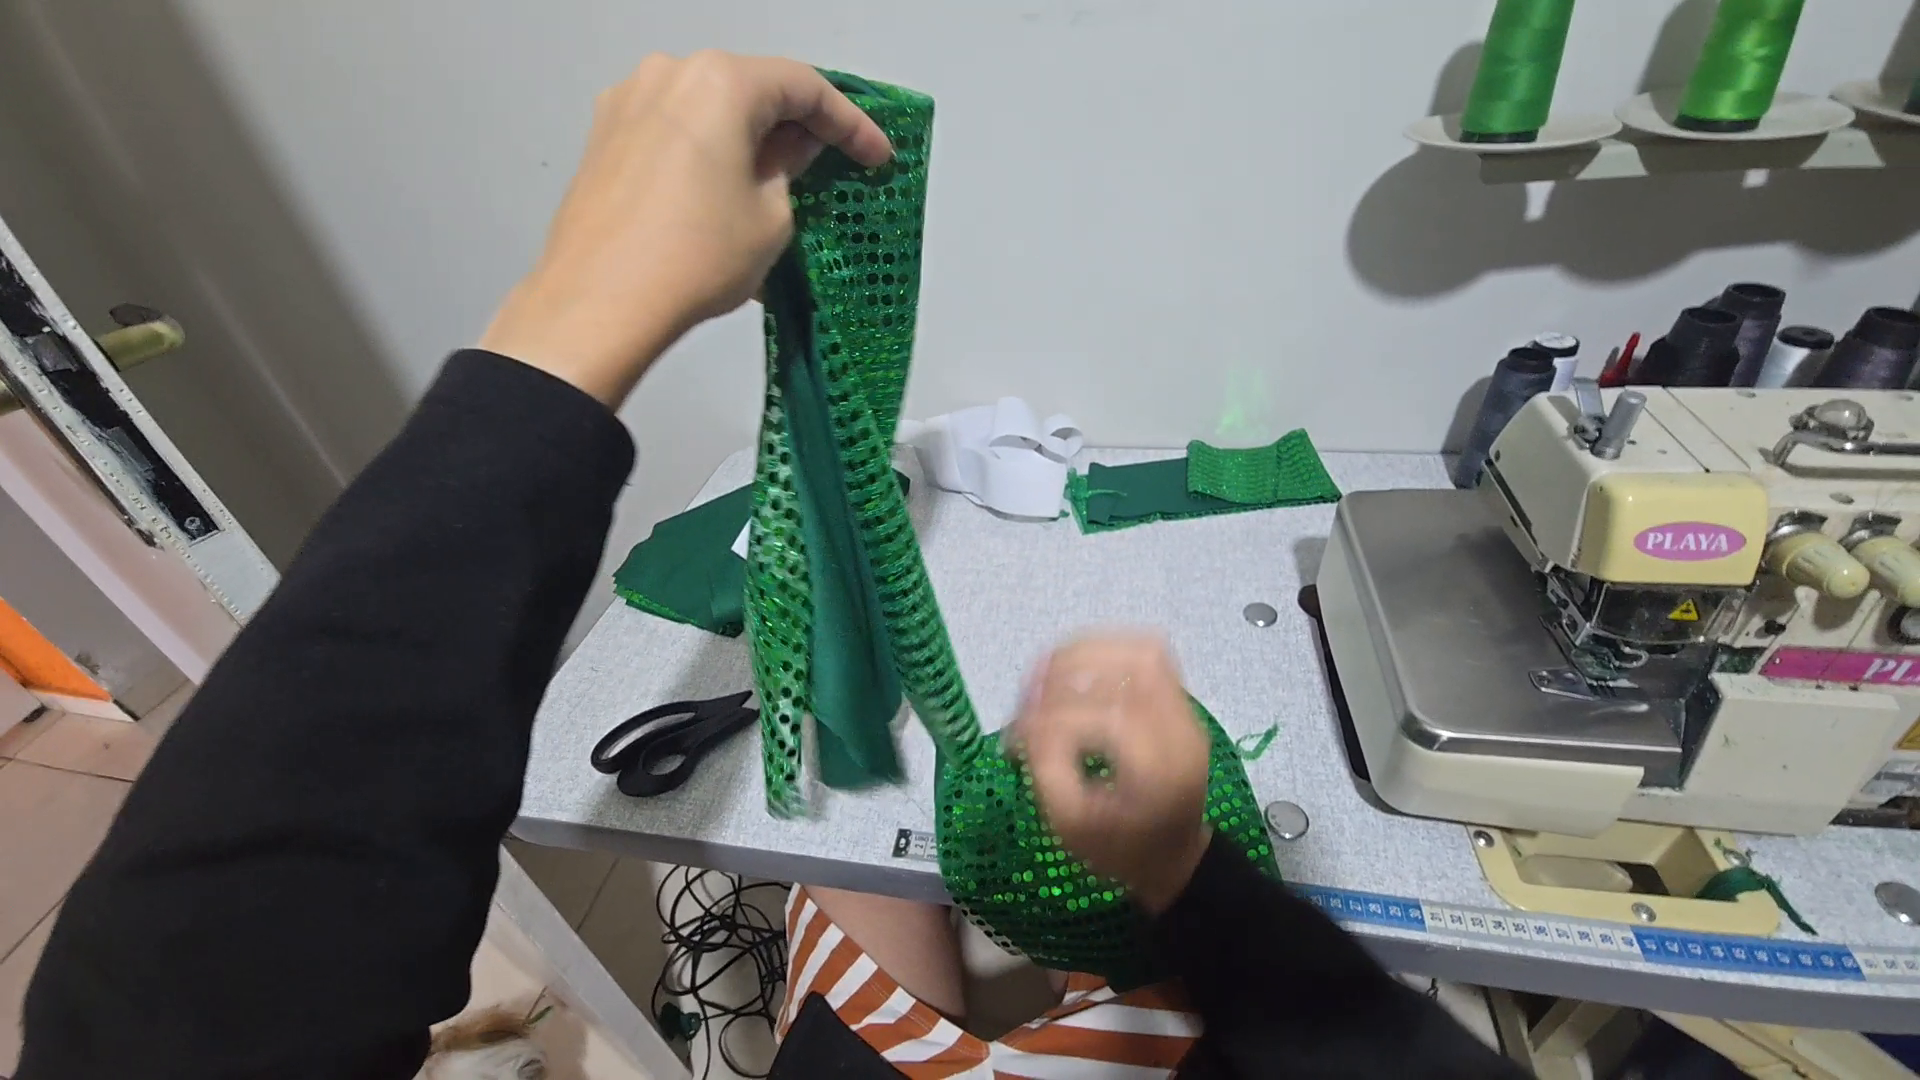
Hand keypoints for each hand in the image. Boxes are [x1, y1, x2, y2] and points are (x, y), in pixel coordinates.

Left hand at [480, 51, 891, 405]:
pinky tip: (726, 195)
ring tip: (777, 188)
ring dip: (750, 143)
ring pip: (710, 112)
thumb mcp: (772, 218)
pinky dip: (711, 156)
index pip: (803, 87)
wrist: (602, 301)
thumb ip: (789, 171)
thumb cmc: (700, 256)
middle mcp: (669, 73)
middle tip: (830, 167)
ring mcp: (628, 102)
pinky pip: (676, 135)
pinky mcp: (604, 138)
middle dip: (796, 128)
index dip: (850, 123)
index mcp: (719, 82)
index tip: (878, 158)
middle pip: (751, 91)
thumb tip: (789, 149)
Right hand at [1011, 634, 1212, 914]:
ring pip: (1142, 650)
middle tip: (1029, 693)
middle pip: (1135, 667)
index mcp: (1161, 773)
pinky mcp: (1178, 700)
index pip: (1109, 720)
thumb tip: (1025, 716)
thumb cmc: (1118, 849)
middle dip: (1070, 671)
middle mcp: (1183, 731)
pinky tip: (1076, 671)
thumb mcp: (1070, 825)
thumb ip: (1045, 768)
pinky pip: (1146, 654)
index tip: (1017, 736)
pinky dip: (1106, 652)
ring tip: (1048, 675)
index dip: (1054, 719)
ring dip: (1088, 653)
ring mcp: (1186, 711)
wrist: (1173, 857)